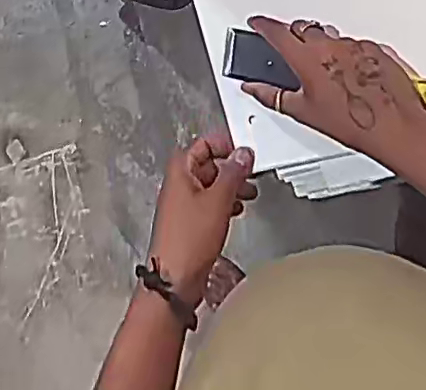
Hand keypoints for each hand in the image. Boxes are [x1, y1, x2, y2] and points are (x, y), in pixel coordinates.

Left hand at [147, 133, 256, 306]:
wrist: (175, 282)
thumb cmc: (188, 240)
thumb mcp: (218, 201)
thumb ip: (233, 174)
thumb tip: (243, 154)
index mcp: (180, 170)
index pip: (204, 144)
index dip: (224, 144)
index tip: (244, 151)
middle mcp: (179, 183)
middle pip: (208, 164)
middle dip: (231, 167)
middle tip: (251, 172)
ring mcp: (183, 203)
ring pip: (211, 184)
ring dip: (230, 186)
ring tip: (249, 192)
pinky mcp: (189, 222)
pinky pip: (209, 203)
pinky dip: (224, 202)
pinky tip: (236, 210)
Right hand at [239, 17, 425, 169]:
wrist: (397, 127)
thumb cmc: (354, 123)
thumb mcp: (304, 113)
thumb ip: (272, 95)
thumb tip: (254, 88)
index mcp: (306, 57)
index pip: (276, 31)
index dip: (263, 25)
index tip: (257, 23)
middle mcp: (329, 44)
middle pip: (303, 27)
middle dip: (292, 33)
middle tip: (291, 49)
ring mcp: (354, 44)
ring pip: (329, 34)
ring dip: (322, 43)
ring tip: (325, 68)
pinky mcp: (374, 48)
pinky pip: (354, 43)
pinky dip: (347, 53)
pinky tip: (350, 73)